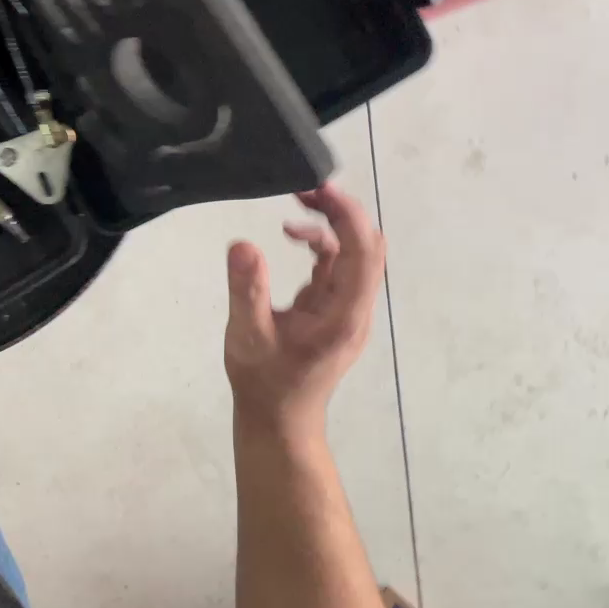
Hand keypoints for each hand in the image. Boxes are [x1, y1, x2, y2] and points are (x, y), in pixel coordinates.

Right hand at [224, 183, 385, 442]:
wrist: (278, 419)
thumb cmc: (264, 380)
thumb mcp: (247, 335)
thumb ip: (247, 289)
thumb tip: (242, 243)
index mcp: (343, 315)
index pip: (362, 254)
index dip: (347, 217)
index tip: (319, 189)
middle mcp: (354, 308)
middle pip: (366, 249)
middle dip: (341, 212)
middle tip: (303, 188)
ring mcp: (346, 308)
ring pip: (353, 254)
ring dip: (330, 225)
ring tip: (294, 204)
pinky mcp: (332, 309)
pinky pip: (337, 266)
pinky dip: (320, 243)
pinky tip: (291, 235)